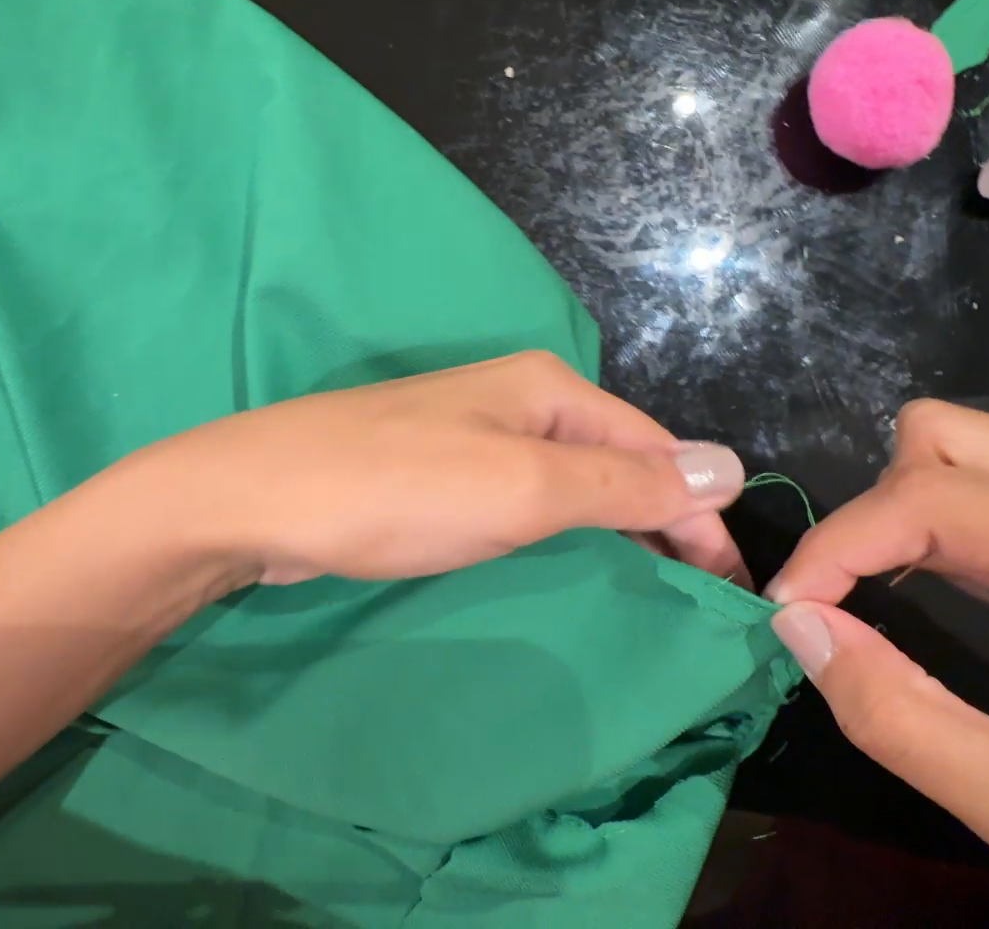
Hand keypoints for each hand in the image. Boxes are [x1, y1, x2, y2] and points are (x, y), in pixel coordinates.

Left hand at [97, 350, 749, 584]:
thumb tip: (727, 466)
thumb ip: (624, 479)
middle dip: (660, 522)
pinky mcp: (437, 473)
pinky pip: (521, 500)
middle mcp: (516, 401)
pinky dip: (557, 531)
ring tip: (646, 591)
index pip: (656, 449)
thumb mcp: (524, 486)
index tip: (728, 589)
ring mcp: (471, 436)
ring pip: (569, 481)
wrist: (260, 498)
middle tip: (692, 600)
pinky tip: (564, 564)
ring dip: (611, 528)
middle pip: (616, 460)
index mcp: (548, 389)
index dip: (699, 514)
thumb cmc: (398, 488)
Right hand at [764, 400, 988, 928]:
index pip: (942, 503)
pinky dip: (922, 516)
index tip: (790, 610)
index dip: (839, 543)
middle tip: (843, 600)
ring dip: (891, 511)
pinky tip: (936, 580)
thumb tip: (795, 624)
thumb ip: (901, 724)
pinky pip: (975, 468)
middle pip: (941, 441)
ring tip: (888, 590)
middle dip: (866, 518)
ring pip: (950, 440)